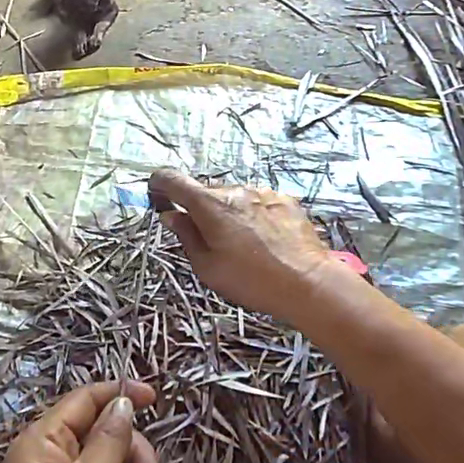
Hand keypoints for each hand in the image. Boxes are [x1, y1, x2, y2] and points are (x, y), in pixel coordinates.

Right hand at [148, 170, 358, 324]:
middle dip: (200, 210)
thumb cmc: (250, 281)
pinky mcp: (284, 199)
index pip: (173, 179)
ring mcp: (262, 192)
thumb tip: (171, 215)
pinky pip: (258, 202)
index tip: (157, 196)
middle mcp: (235, 190)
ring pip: (234, 198)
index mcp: (210, 205)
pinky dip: (253, 215)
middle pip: (206, 193)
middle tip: (207, 241)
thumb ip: (186, 235)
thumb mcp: (207, 267)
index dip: (159, 184)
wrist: (306, 282)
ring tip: (242, 245)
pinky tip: (264, 240)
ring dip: (229, 214)